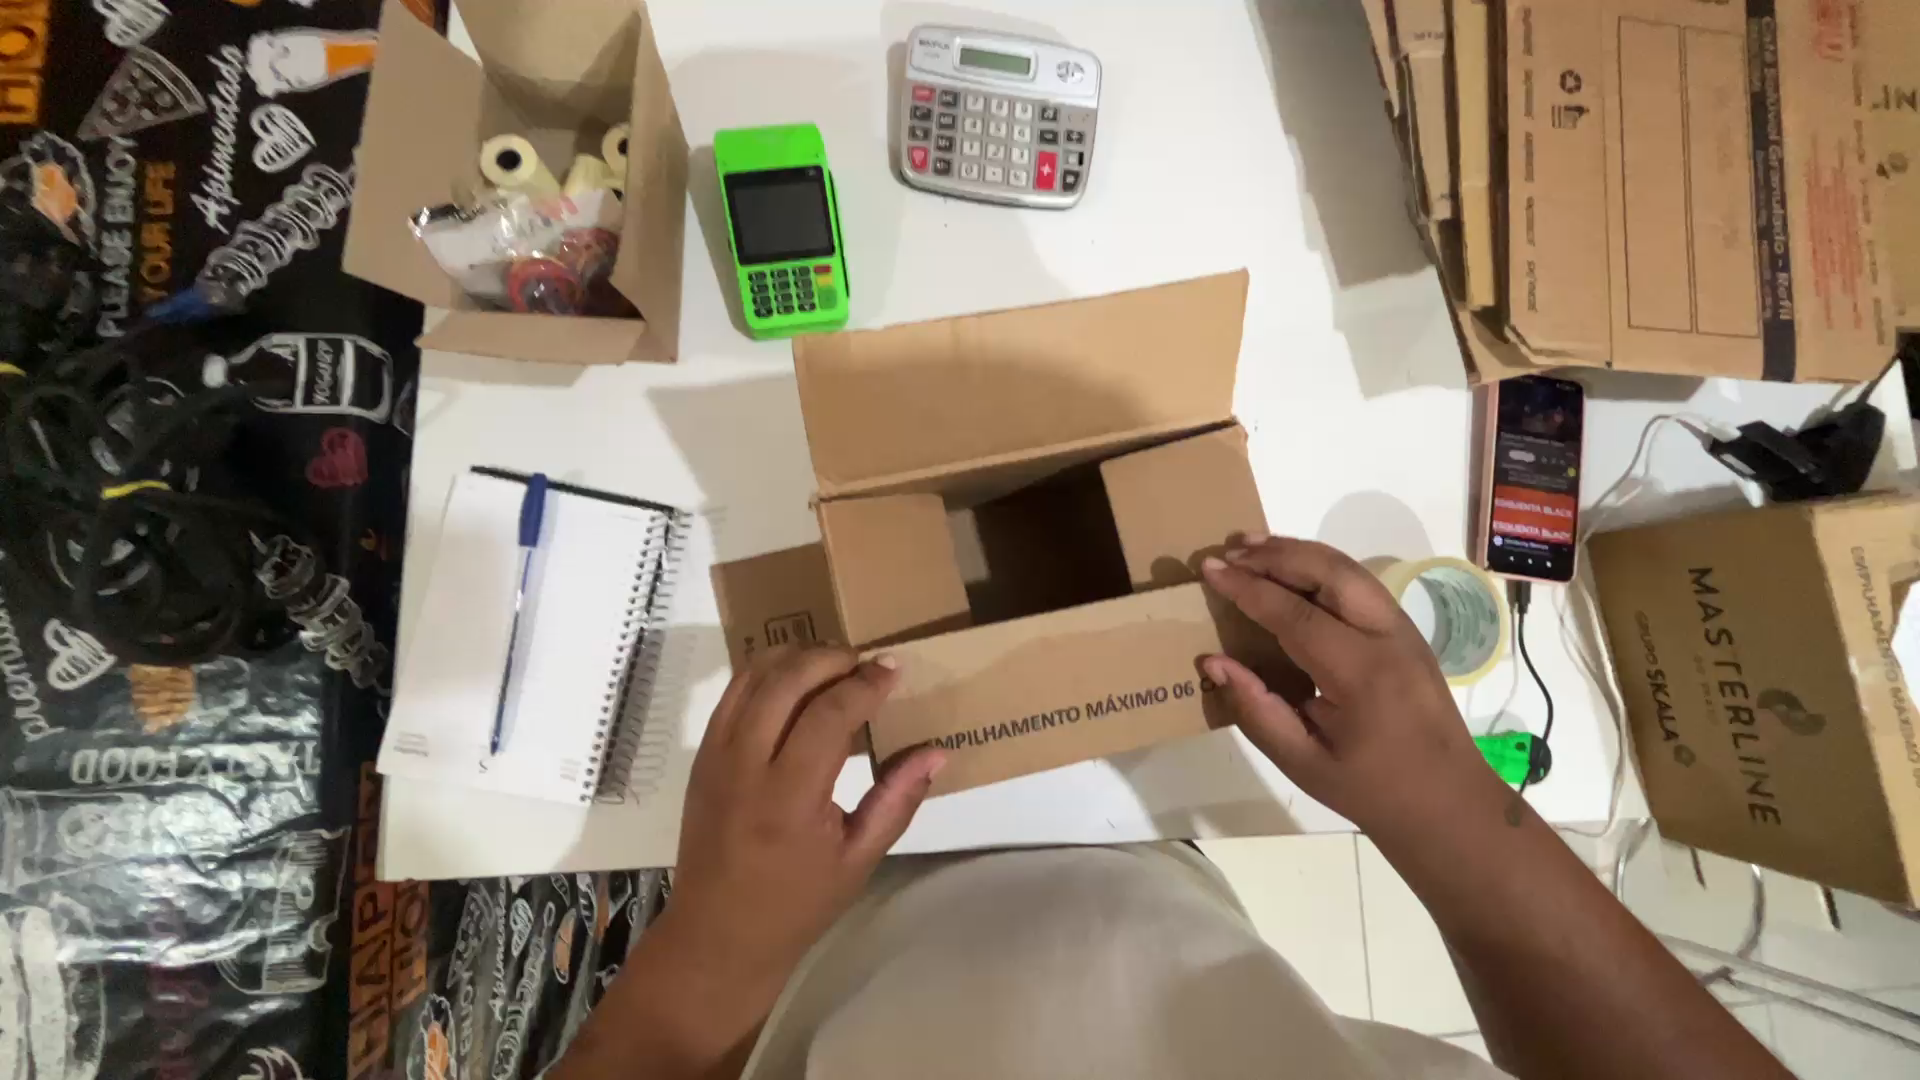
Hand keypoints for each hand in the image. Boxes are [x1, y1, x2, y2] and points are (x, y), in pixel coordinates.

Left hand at [663, 645, 944, 998]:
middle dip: (832, 658)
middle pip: (788, 680)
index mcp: (789, 799)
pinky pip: (734, 691)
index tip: (893, 669)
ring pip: (755, 675)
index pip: (830, 714)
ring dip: (797, 657)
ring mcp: (716, 755)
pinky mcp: (703, 754)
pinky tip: (796, 680)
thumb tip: (938, 751)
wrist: (716, 936)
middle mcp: (746, 766)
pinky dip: (767, 671)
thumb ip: (898, 799)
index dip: (866, 684)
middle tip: (865, 662)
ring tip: (834, 665)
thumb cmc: (796, 904)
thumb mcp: (859, 859)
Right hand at [1199, 537, 1505, 837]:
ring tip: (1251, 547)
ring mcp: (1403, 630)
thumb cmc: (1371, 789)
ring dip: (1298, 552)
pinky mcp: (1404, 631)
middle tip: (1229, 550)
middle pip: (1330, 572)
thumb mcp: (1302, 762)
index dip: (1248, 588)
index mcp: (1362, 675)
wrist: (1450, 804)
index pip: (1295, 614)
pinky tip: (1289, 567)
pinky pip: (1358, 582)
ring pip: (1348, 568)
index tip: (1210, 569)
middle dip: (1276, 554)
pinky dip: (1318, 565)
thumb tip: (1212, 661)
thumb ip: (1255, 709)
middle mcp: (1389, 639)